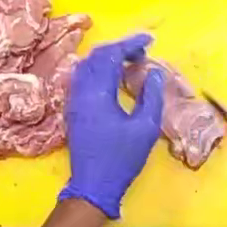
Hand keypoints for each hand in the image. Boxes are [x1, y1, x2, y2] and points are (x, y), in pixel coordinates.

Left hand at [59, 34, 165, 219]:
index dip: (131, 43)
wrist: (92, 185)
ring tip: (127, 63)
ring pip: (86, 67)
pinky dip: (97, 71)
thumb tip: (154, 73)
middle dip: (119, 48)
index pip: (111, 55)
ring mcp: (73, 102)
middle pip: (96, 56)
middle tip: (140, 52)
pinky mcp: (72, 111)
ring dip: (106, 59)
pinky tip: (112, 80)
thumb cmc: (121, 159)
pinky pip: (81, 80)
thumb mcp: (145, 128)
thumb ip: (151, 96)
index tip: (149, 41)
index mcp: (98, 94)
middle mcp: (80, 92)